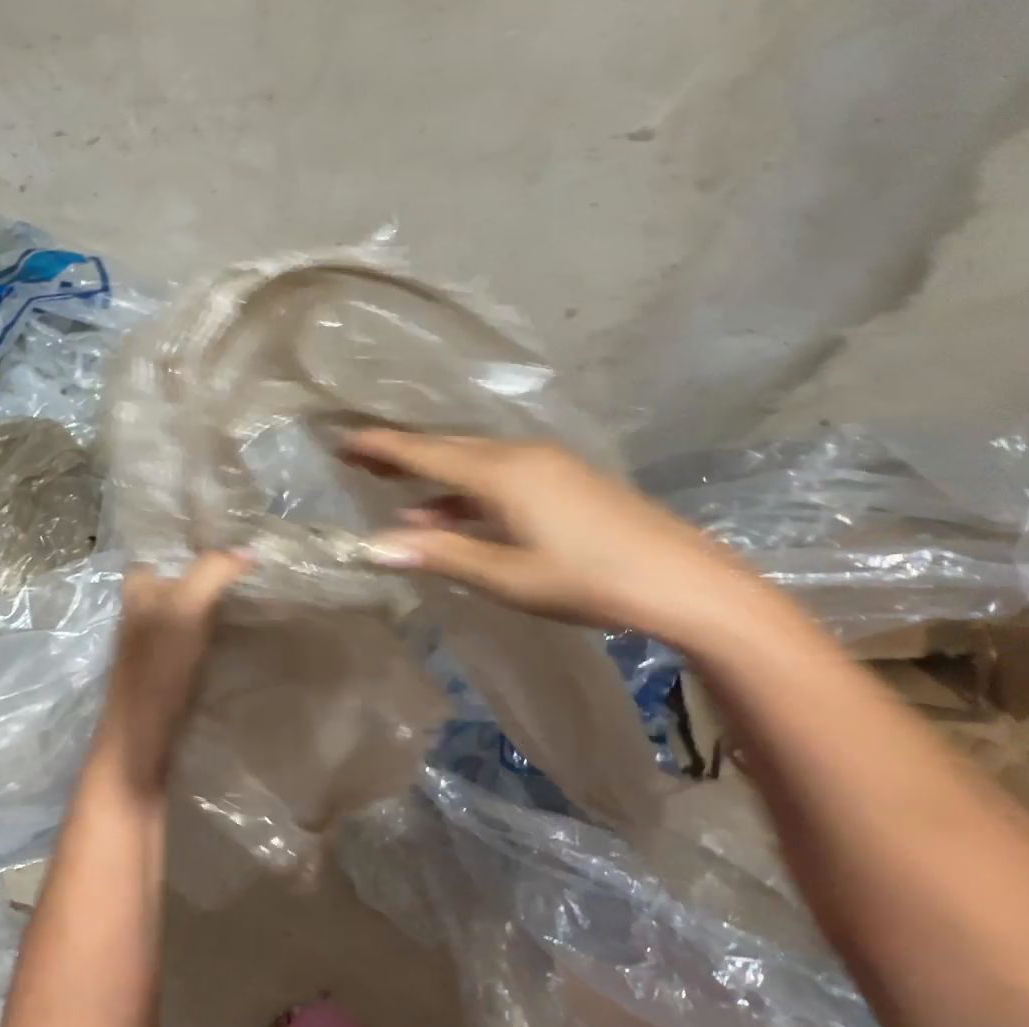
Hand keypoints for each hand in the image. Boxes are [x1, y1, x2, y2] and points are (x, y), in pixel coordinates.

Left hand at [96, 552, 248, 780]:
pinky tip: (246, 634)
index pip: (161, 552)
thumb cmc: (157, 670)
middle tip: (256, 566)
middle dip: (209, 572)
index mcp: (135, 592)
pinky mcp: (170, 674)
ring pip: (188, 610)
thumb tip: (248, 550)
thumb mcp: (184, 609)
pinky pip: (197, 640)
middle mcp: (141, 613)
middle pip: (176, 580)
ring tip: (261, 594)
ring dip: (217, 602)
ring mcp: (154, 646)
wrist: (142, 743)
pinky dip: (218, 633)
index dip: (190, 543)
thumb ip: (210, 573)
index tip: (233, 535)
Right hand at [342, 429, 764, 643]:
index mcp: (501, 473)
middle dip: (402, 454)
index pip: (425, 453)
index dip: (380, 447)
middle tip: (359, 460)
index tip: (342, 440)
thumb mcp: (506, 576)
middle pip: (448, 448)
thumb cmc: (589, 581)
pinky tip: (455, 515)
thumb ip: (440, 555)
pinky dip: (466, 489)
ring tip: (399, 501)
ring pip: (474, 461)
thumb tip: (373, 546)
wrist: (686, 583)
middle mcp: (521, 456)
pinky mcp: (567, 480)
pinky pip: (498, 473)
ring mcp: (549, 464)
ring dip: (434, 478)